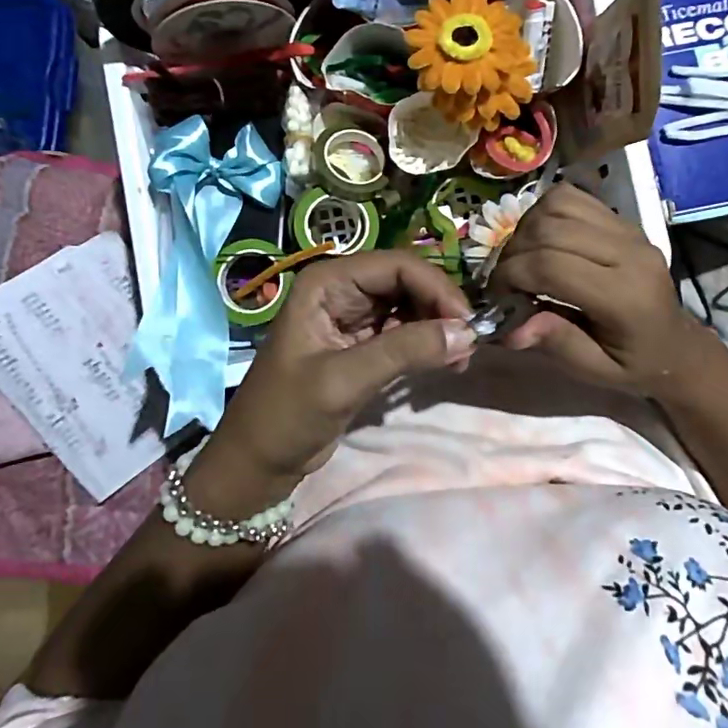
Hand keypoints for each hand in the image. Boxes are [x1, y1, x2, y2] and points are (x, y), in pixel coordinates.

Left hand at [213, 251, 474, 480]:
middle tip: (469, 342)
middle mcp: (343, 290)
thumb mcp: (344, 380)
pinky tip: (446, 362)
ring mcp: (355, 317)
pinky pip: (406, 331)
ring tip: (461, 357)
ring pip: (411, 305)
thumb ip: (404, 351)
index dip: (436, 288)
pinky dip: (428, 343)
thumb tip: (468, 333)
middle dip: (441, 307)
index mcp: (328, 282)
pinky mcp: (364, 344)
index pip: (397, 265)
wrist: (258, 462)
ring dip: (439, 325)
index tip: (466, 323)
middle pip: (408, 281)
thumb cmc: (287, 414)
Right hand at [491, 185, 713, 395]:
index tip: (496, 295)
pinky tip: (541, 239)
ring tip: (522, 257)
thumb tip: (509, 329)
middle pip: (551, 230)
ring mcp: (629, 230)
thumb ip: (556, 344)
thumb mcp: (596, 370)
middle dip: (514, 252)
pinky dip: (545, 212)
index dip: (512, 274)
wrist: (677, 346)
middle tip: (504, 279)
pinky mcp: (624, 220)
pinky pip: (574, 197)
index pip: (553, 266)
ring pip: (560, 203)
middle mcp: (630, 253)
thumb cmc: (635, 365)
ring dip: (527, 227)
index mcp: (625, 297)